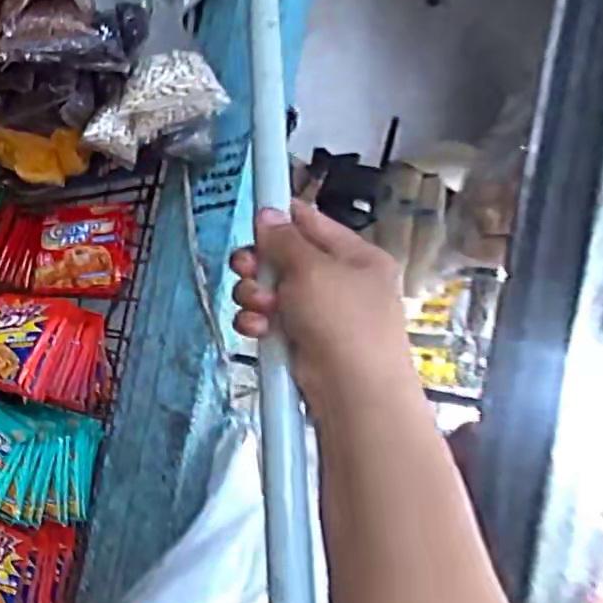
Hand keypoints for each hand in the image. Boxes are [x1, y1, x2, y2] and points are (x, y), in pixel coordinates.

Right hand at [230, 200, 419, 417]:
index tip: (252, 219)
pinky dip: (256, 322)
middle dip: (258, 265)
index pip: (310, 222)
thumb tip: (267, 213)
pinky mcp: (293, 335)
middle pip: (279, 256)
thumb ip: (284, 240)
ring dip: (253, 296)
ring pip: (264, 288)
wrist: (351, 388)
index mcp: (352, 256)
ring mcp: (313, 310)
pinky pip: (263, 317)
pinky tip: (260, 330)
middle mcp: (333, 279)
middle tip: (249, 270)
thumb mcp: (313, 270)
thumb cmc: (343, 320)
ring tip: (262, 308)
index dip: (280, 219)